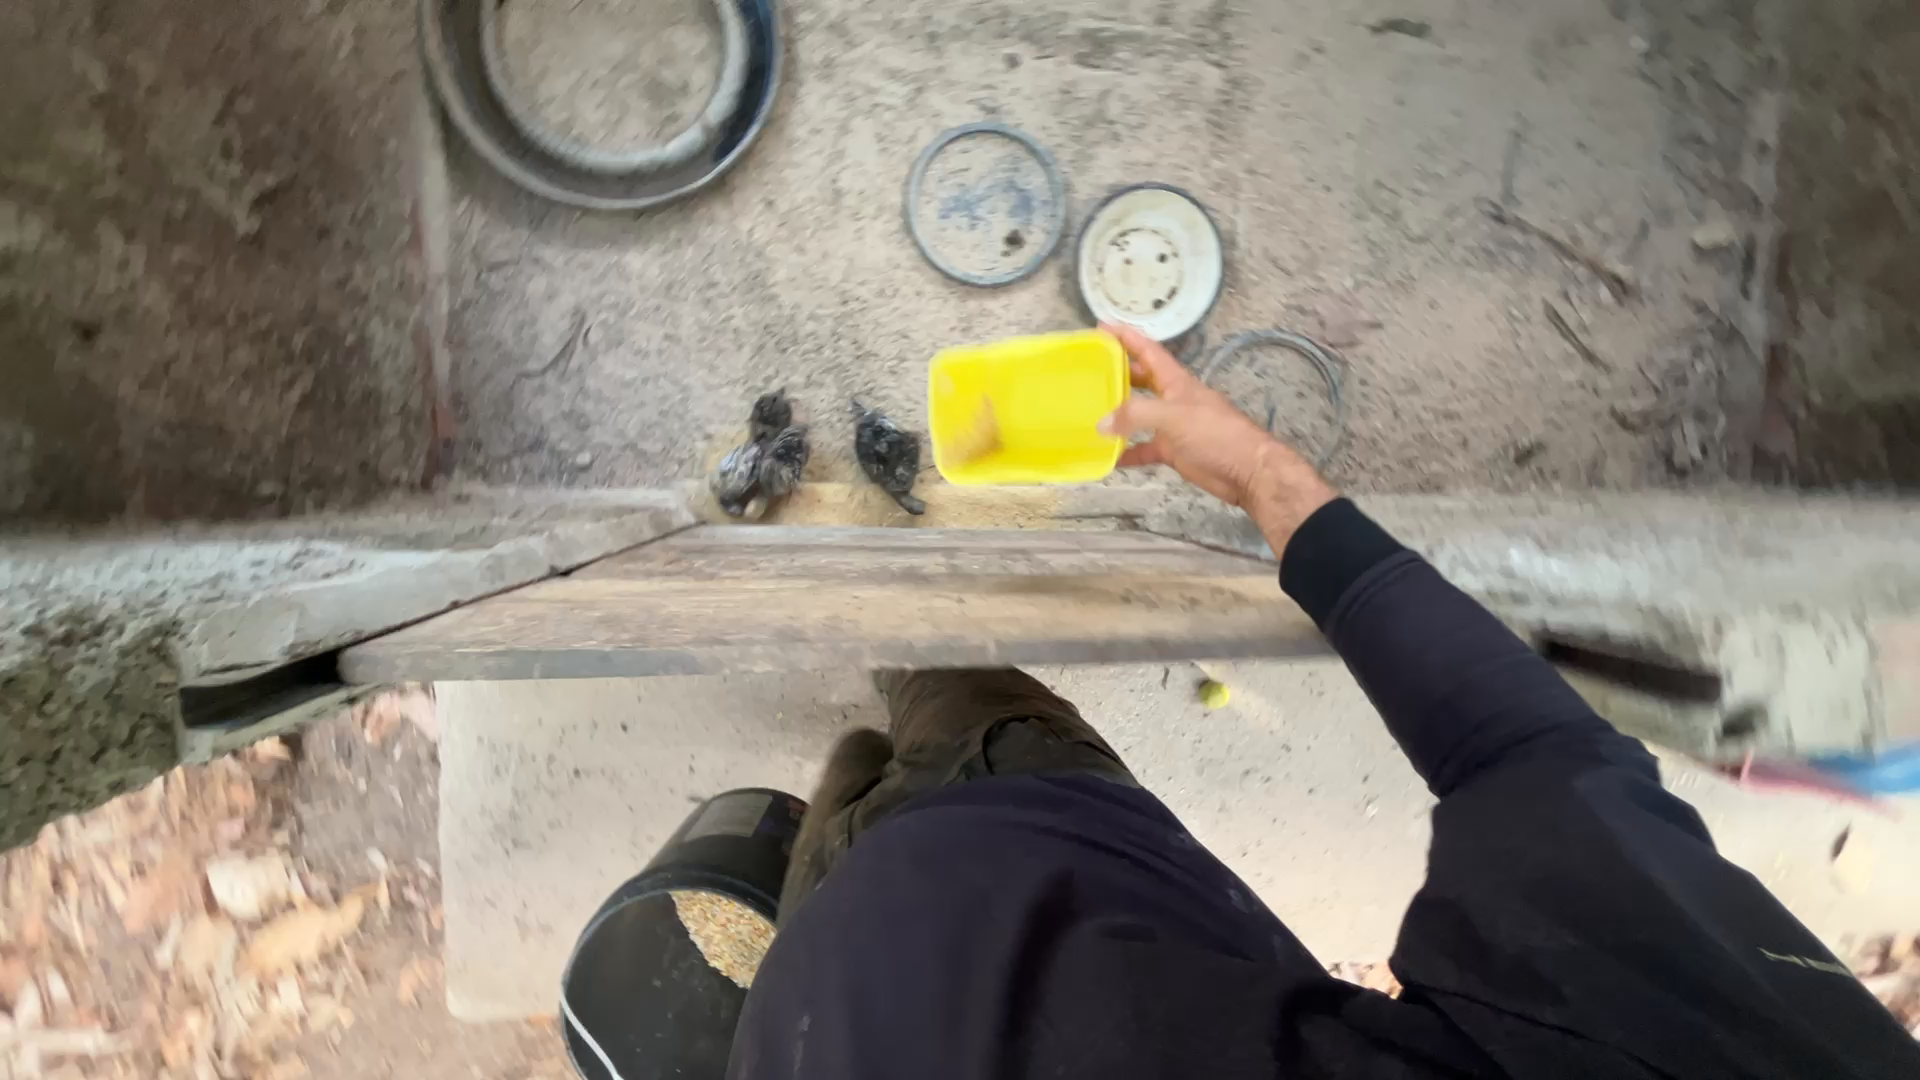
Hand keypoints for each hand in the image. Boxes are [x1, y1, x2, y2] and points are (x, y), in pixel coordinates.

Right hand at [1098, 322, 1336, 548]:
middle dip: (1119, 370)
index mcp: (1176, 382)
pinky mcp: (1173, 450)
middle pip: (1141, 379)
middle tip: (1090, 368)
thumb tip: (1102, 423)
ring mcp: (1172, 425)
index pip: (1148, 351)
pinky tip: (1109, 457)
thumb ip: (1136, 415)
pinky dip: (1127, 451)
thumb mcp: (1174, 416)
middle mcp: (1172, 399)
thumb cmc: (1216, 434)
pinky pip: (1143, 448)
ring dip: (1119, 412)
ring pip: (1139, 414)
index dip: (1127, 336)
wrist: (1246, 470)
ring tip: (1091, 409)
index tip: (1103, 326)